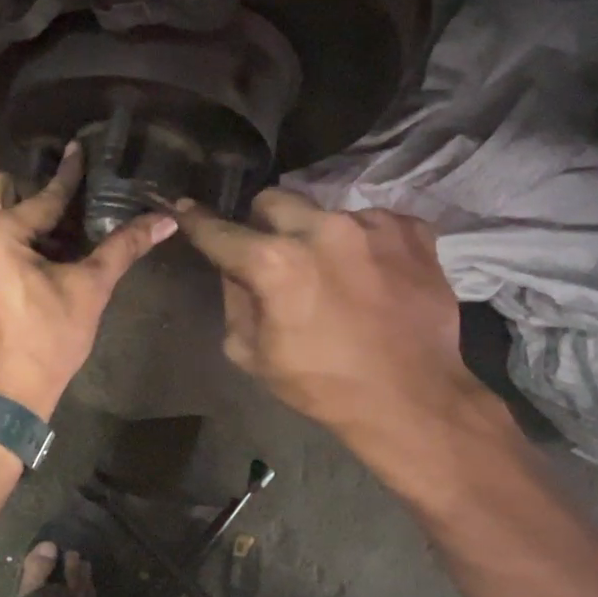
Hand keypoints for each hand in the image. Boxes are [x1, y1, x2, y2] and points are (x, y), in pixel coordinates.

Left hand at [0, 144, 176, 419]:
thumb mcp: (89, 288)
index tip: (81, 148)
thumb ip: (123, 247)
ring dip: (25, 217)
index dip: (70, 176)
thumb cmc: (48, 339)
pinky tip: (46, 254)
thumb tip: (166, 220)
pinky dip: (14, 238)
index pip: (45, 196)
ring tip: (66, 230)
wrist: (11, 391)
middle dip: (37, 193)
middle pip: (5, 192)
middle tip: (75, 203)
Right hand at [176, 188, 484, 440]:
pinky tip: (369, 277)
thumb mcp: (252, 354)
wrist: (408, 396)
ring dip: (318, 236)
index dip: (197, 222)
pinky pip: (373, 222)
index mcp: (274, 262)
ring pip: (326, 212)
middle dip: (263, 224)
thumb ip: (235, 301)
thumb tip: (235, 270)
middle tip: (272, 256)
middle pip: (274, 201)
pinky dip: (363, 244)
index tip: (185, 211)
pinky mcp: (412, 231)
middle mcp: (322, 228)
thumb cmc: (320, 383)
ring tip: (332, 275)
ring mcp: (372, 224)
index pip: (220, 232)